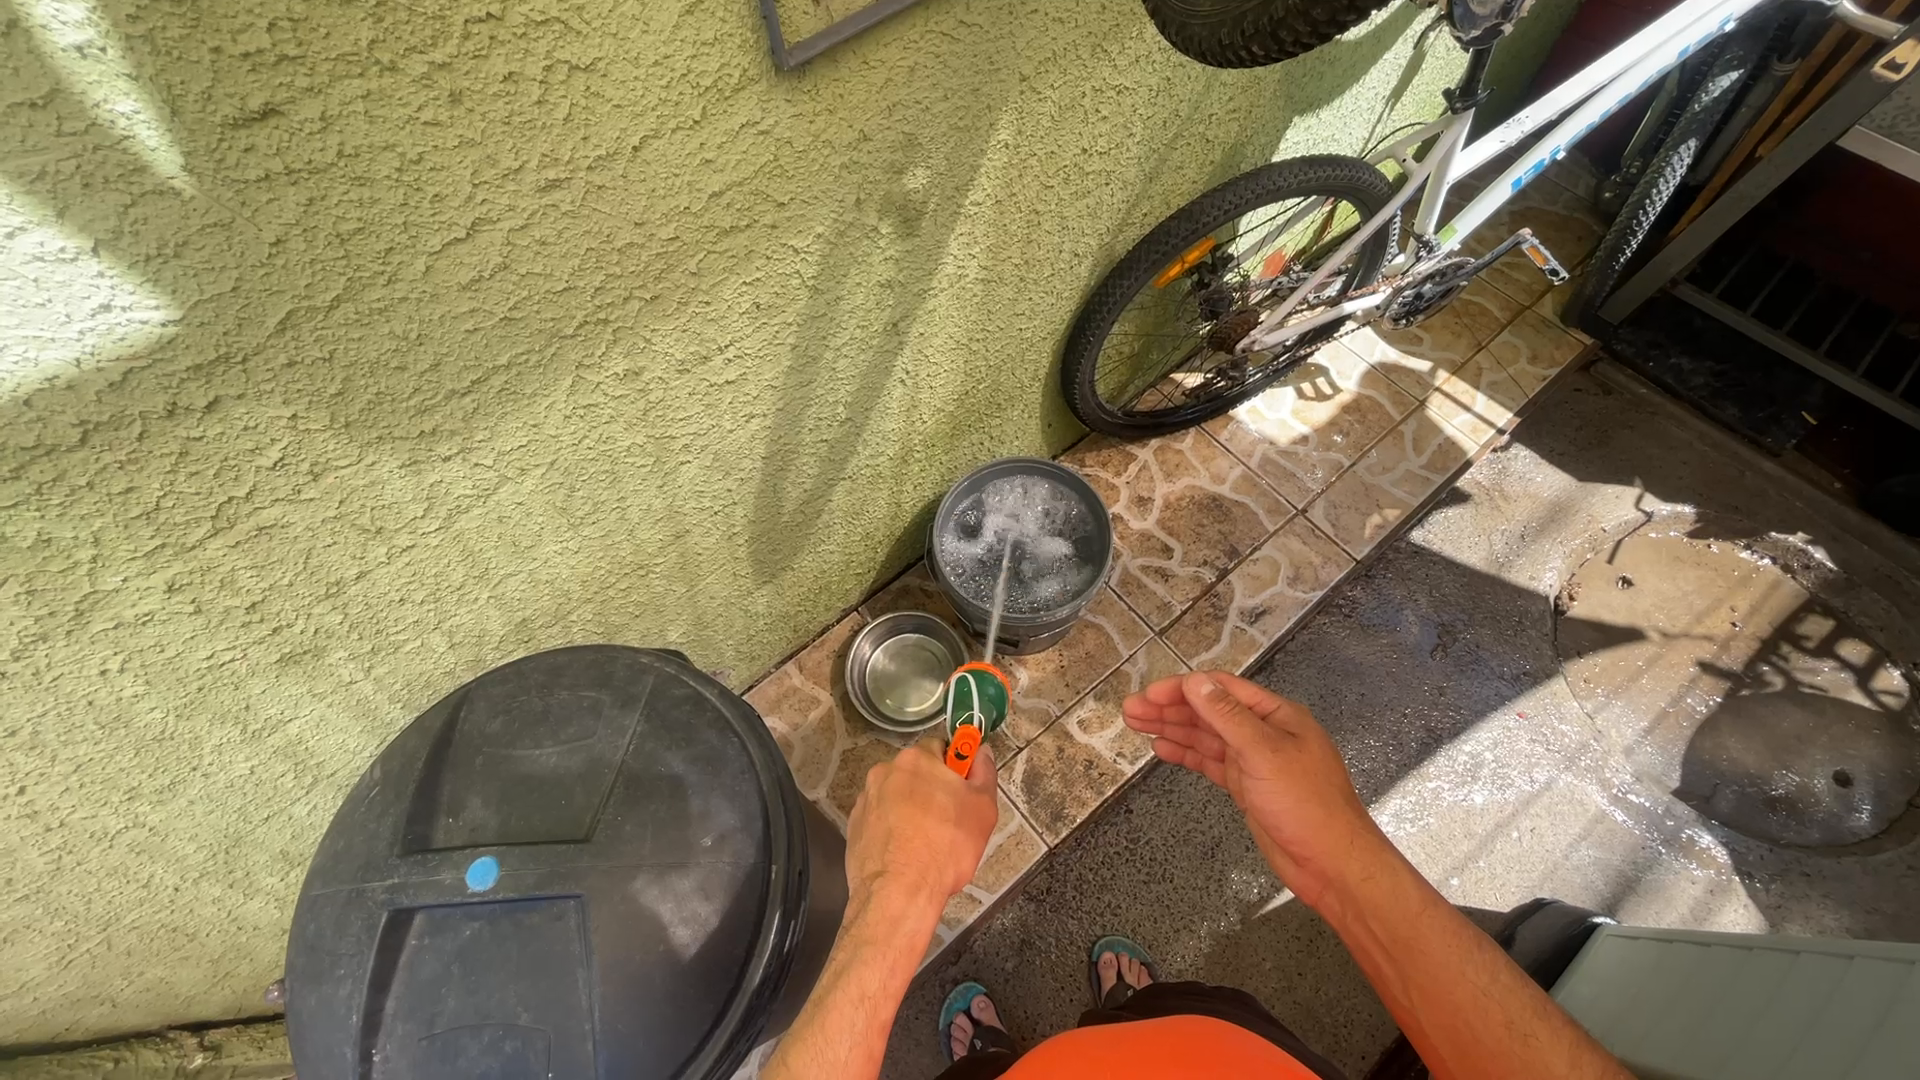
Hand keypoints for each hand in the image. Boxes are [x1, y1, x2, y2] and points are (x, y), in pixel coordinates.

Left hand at [844, 737, 998, 910]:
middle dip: (932, 790)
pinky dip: (892, 829)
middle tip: (951, 820)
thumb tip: (981, 751)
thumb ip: (984, 772)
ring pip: (897, 796)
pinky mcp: (854, 826)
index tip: (964, 791)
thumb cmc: (945, 846)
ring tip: (927, 841)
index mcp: (916, 758)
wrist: (899, 892)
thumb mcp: (983, 807)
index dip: (956, 769)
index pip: (940, 747)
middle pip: (916, 773)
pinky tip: (905, 852)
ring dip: (910, 809)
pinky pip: (880, 819)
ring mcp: (866, 798)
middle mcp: (885, 771)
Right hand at [1123, 671, 1393, 908]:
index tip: (1149, 695)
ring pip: (1206, 737)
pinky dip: (1186, 754)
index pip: (1220, 689)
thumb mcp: (1264, 752)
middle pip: (1209, 711)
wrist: (1333, 866)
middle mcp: (1264, 732)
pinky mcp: (1248, 787)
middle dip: (1169, 709)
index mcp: (1275, 715)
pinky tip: (1161, 749)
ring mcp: (1255, 761)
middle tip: (1129, 710)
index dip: (1182, 688)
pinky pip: (1211, 762)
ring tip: (1134, 724)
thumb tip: (1193, 681)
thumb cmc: (1305, 803)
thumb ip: (1226, 715)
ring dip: (1172, 729)